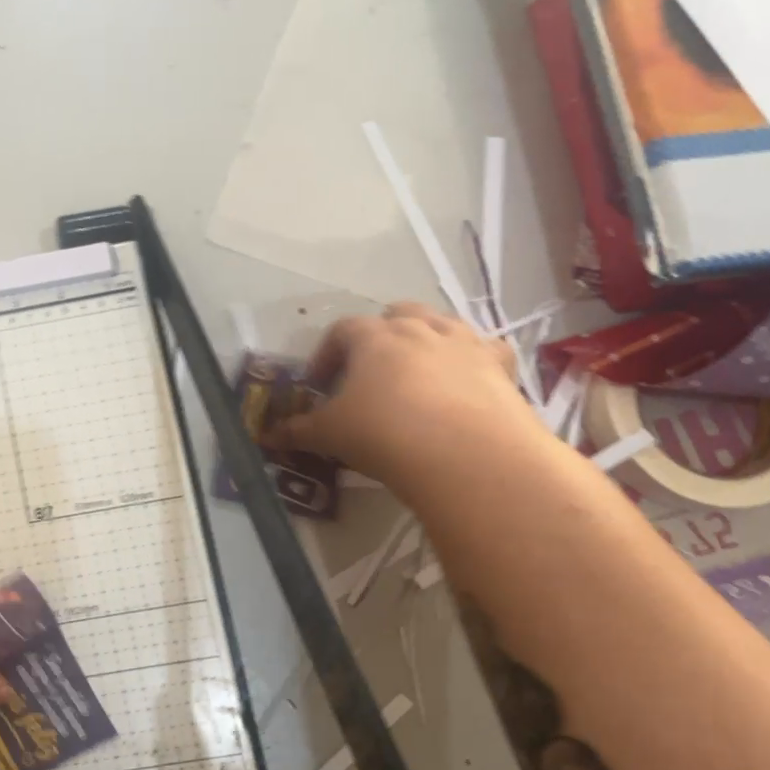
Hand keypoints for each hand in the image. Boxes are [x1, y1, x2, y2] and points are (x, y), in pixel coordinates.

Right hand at [270, 304, 549, 496]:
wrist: (467, 456)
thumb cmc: (384, 433)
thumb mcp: (329, 434)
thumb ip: (298, 431)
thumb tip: (267, 436)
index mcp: (375, 337)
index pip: (343, 329)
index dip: (326, 354)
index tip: (318, 384)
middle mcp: (422, 328)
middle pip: (398, 314)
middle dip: (380, 335)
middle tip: (368, 370)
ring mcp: (467, 343)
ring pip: (442, 324)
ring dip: (425, 340)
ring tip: (413, 374)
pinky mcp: (501, 367)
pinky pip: (484, 350)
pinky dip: (469, 360)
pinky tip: (461, 385)